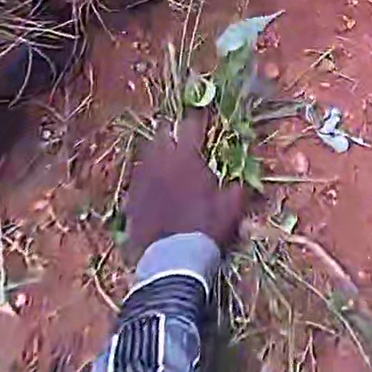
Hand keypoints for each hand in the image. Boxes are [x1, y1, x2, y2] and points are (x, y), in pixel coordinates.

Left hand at [122, 114, 249, 255]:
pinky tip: (149, 184)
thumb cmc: (206, 227)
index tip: (202, 110)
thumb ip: (235, 189)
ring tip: (161, 153)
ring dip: (154, 151)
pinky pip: (136, 182)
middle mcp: (162, 163)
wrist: (173, 261)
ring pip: (145, 156)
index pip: (192, 125)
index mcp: (187, 157)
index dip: (198, 116)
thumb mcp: (231, 206)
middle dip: (170, 128)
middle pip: (161, 134)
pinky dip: (144, 179)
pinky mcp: (131, 202)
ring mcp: (143, 182)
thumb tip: (240, 182)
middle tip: (176, 127)